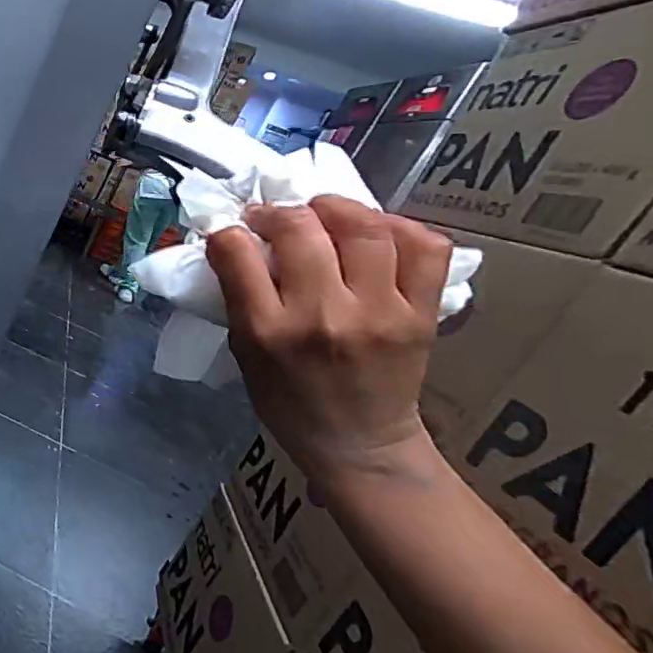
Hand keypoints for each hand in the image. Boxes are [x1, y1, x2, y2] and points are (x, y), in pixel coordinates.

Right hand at [206, 198, 452, 480]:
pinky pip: (424, 247)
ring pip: (364, 227)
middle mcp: (324, 317)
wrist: (358, 444)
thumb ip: (242, 296)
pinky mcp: (421, 315)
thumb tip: (243, 239)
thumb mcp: (244, 354)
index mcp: (269, 332)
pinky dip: (400, 228)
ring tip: (324, 215)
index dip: (229, 232)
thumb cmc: (289, 401)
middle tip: (274, 219)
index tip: (234, 233)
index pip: (237, 252)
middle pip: (300, 228)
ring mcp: (380, 314)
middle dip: (278, 212)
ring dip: (336, 208)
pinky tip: (377, 234)